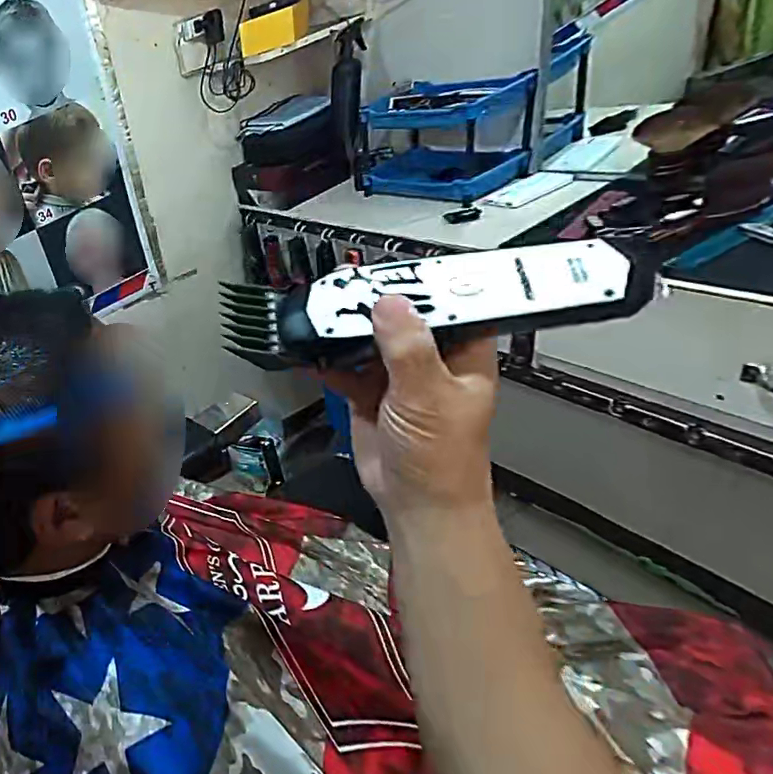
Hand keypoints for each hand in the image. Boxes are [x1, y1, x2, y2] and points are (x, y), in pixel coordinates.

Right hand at [318, 296, 498, 520]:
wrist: (414, 505)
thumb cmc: (442, 456)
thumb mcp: (428, 395)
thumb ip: (408, 348)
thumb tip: (389, 303)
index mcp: (462, 353)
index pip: (447, 303)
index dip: (422, 283)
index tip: (391, 269)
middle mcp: (430, 358)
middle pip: (400, 317)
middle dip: (372, 304)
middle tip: (343, 286)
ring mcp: (397, 376)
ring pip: (369, 339)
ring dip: (346, 329)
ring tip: (321, 312)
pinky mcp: (369, 393)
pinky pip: (345, 366)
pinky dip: (327, 359)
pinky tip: (310, 350)